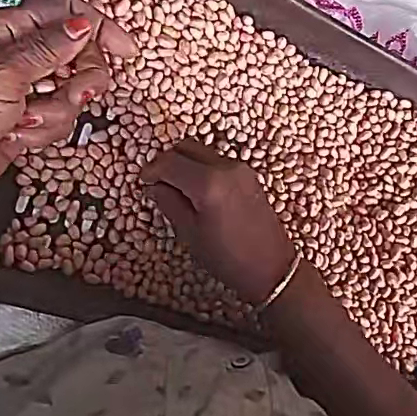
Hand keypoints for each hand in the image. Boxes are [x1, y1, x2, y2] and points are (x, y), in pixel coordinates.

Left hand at [0, 0, 137, 214]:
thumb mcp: (3, 73)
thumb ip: (49, 48)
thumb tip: (83, 25)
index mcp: (7, 29)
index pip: (67, 14)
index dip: (100, 29)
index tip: (125, 51)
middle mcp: (19, 54)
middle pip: (80, 56)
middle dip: (80, 81)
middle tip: (73, 94)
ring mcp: (26, 87)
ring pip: (74, 93)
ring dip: (56, 112)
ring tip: (25, 118)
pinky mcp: (30, 116)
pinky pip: (62, 119)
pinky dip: (45, 130)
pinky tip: (17, 134)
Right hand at [140, 139, 297, 302]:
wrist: (272, 268)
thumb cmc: (228, 257)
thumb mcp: (190, 233)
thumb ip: (169, 203)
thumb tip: (155, 186)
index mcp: (208, 183)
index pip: (169, 162)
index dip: (152, 170)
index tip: (143, 181)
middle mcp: (226, 167)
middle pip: (186, 147)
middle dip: (167, 161)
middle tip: (156, 182)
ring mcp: (241, 169)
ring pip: (202, 152)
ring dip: (185, 163)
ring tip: (176, 190)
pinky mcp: (249, 176)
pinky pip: (217, 162)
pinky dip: (201, 169)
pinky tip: (196, 192)